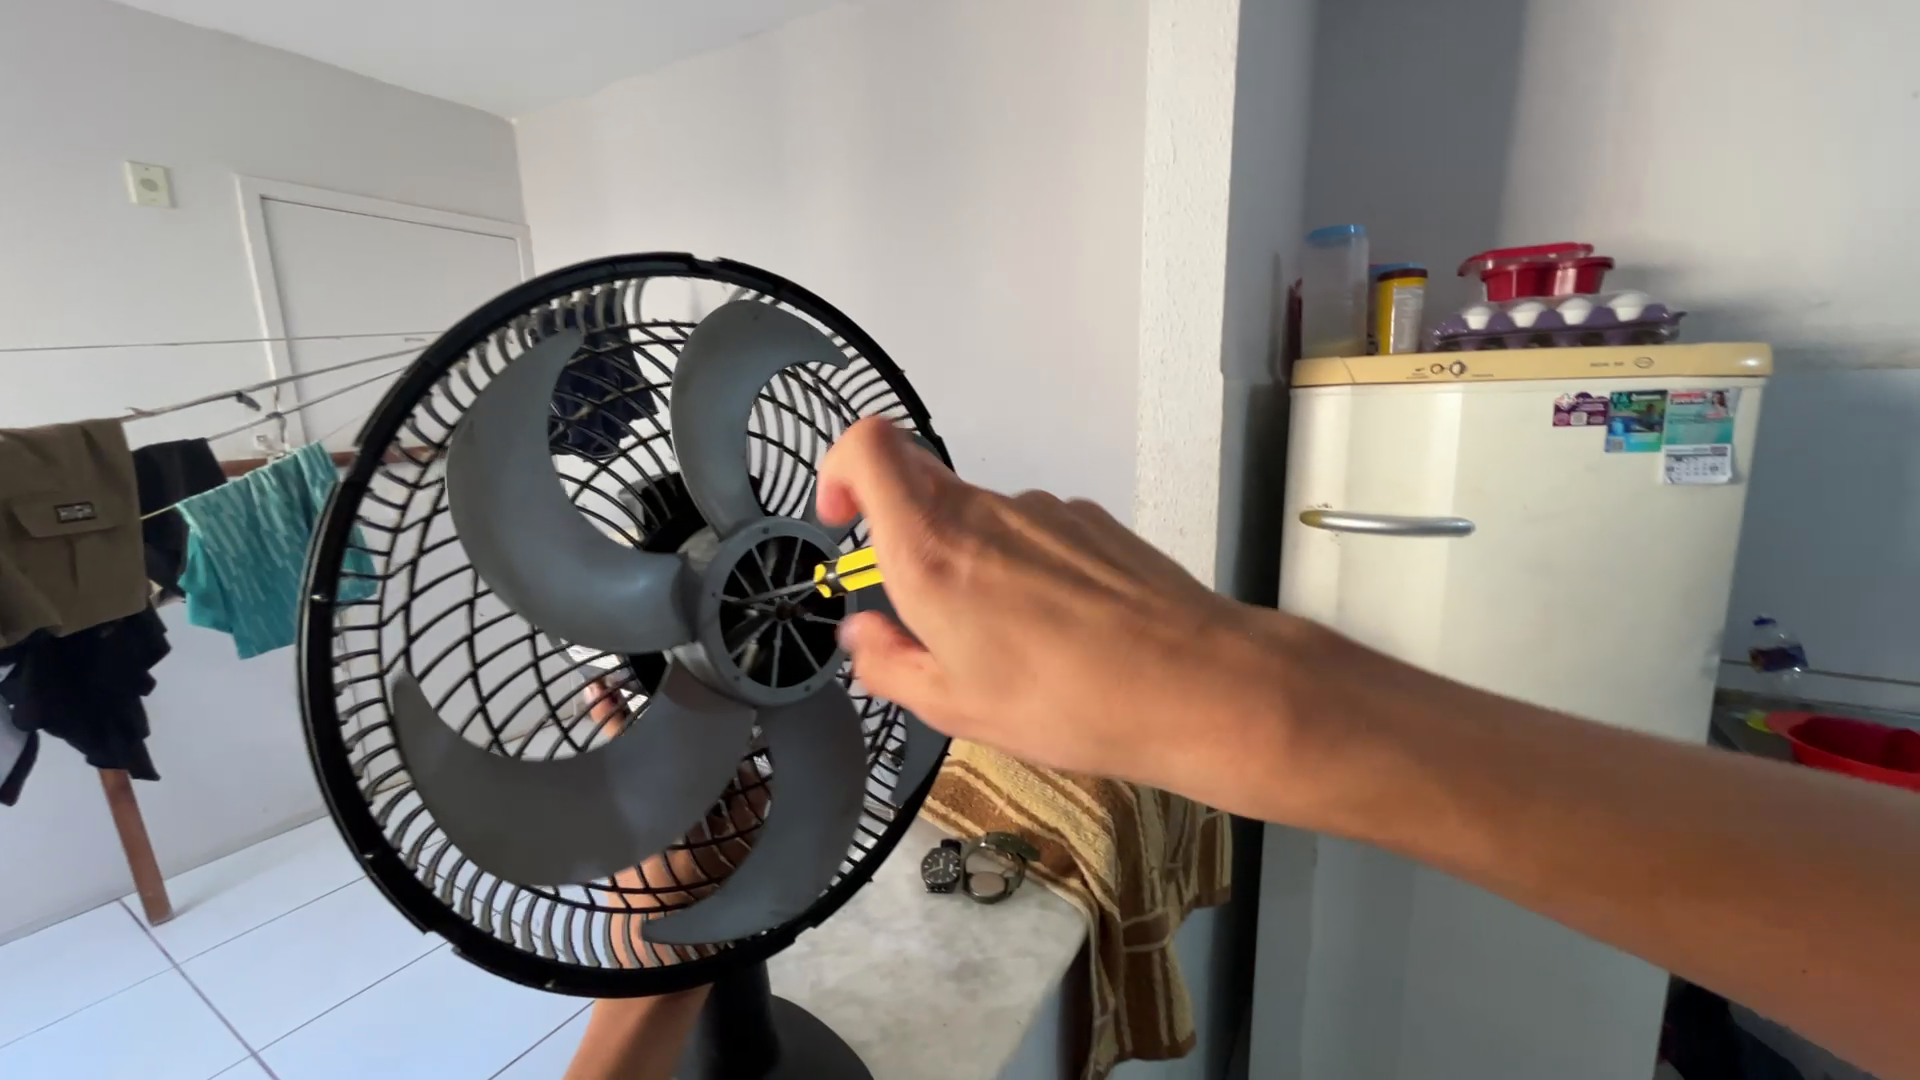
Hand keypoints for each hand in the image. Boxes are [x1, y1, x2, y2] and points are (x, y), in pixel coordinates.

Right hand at [813, 418, 1298, 811]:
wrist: (1194, 684)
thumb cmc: (1066, 702)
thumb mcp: (953, 705)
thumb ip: (887, 661)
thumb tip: (862, 633)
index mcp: (933, 550)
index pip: (868, 447)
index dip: (840, 469)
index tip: (843, 519)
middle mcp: (985, 512)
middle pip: (920, 489)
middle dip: (908, 546)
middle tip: (934, 619)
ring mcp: (1043, 509)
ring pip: (977, 519)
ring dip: (971, 566)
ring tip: (1013, 642)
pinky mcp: (1090, 520)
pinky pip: (1031, 532)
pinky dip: (1021, 567)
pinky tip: (1060, 626)